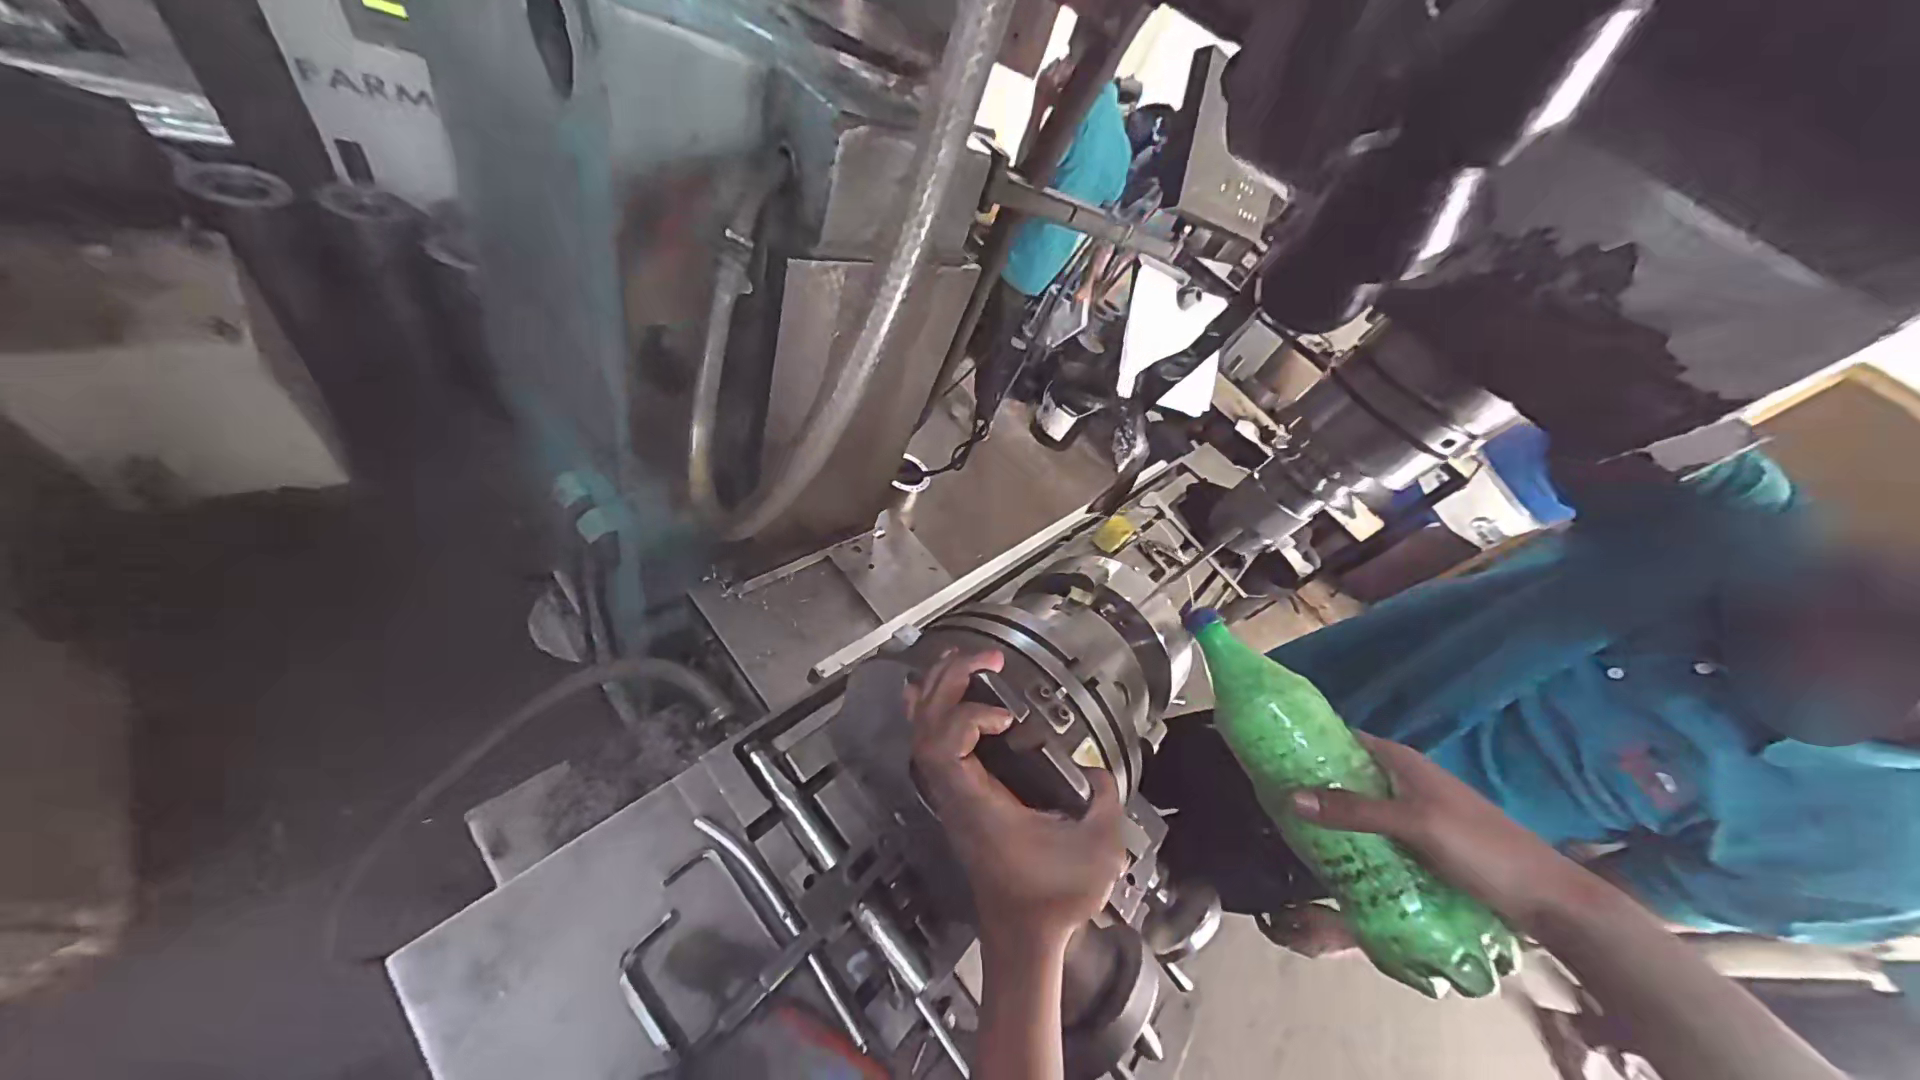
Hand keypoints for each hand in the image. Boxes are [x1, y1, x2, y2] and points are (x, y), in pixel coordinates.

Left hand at [907, 649, 1126, 948]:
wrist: (1024, 935)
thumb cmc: (1053, 898)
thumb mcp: (1097, 849)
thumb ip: (1103, 797)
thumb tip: (1094, 766)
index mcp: (978, 804)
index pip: (945, 747)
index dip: (968, 716)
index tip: (1007, 715)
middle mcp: (955, 795)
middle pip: (928, 726)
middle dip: (951, 681)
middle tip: (987, 658)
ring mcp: (950, 796)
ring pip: (922, 732)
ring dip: (937, 688)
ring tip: (959, 657)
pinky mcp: (956, 797)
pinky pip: (928, 745)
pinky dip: (927, 711)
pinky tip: (929, 691)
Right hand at [1288, 733, 1590, 929]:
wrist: (1548, 899)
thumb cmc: (1481, 848)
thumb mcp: (1415, 825)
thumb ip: (1355, 810)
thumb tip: (1291, 796)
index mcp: (1403, 761)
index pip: (1346, 736)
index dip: (1311, 738)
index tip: (1273, 747)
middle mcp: (1405, 778)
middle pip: (1349, 769)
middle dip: (1314, 776)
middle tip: (1272, 789)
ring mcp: (1414, 809)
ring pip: (1360, 800)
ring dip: (1331, 807)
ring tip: (1290, 818)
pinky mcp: (1421, 838)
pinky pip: (1374, 827)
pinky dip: (1351, 831)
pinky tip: (1329, 847)